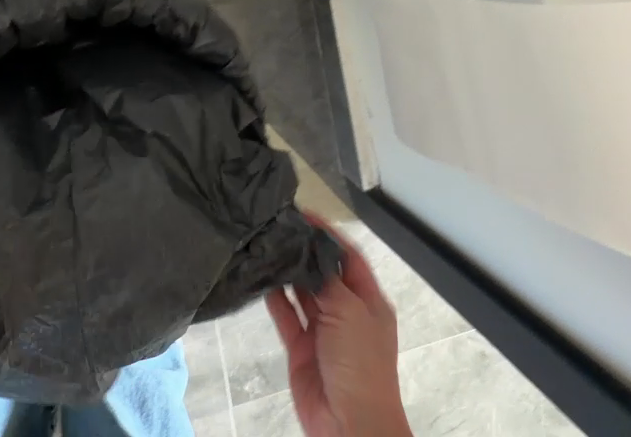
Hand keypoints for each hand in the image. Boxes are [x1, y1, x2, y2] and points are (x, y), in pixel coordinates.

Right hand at [265, 222, 411, 436]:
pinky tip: (262, 280)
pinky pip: (288, 316)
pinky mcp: (302, 348)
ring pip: (303, 293)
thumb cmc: (361, 363)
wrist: (350, 423)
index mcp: (368, 300)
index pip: (348, 257)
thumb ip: (327, 280)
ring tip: (268, 247)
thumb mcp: (349, 312)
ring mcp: (323, 330)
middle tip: (280, 227)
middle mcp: (346, 311)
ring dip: (288, 273)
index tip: (306, 214)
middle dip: (305, 252)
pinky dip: (276, 300)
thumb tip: (311, 251)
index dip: (329, 235)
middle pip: (324, 273)